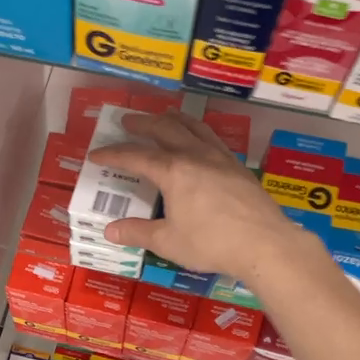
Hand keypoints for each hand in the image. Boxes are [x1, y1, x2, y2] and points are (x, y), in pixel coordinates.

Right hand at [91, 112, 316, 287]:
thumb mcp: (168, 242)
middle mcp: (195, 156)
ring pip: (193, 126)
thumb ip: (138, 233)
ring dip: (173, 119)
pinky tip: (198, 139)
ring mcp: (220, 158)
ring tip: (164, 116)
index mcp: (173, 171)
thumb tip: (110, 230)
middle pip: (165, 129)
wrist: (263, 243)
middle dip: (143, 123)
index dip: (114, 154)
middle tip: (127, 121)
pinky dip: (197, 131)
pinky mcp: (237, 166)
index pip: (136, 157)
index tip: (96, 154)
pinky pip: (212, 138)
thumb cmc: (211, 243)